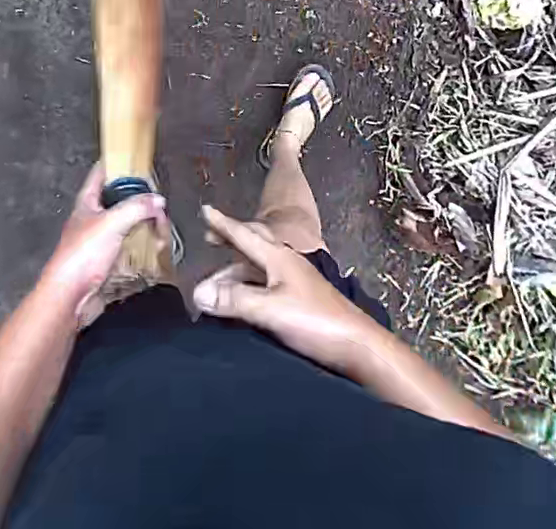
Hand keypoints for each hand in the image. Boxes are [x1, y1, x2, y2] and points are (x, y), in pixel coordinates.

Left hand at [37, 161, 167, 323]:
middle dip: (137, 198)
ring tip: (161, 221)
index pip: (100, 174)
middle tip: (158, 196)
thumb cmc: (83, 253)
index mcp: (87, 203)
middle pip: (116, 200)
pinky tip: (155, 246)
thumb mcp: (112, 222)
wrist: (69, 297)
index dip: (115, 163)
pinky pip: (127, 247)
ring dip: (142, 223)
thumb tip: (159, 201)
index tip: (134, 157)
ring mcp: (98, 241)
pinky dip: (141, 245)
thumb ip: (137, 208)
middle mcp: (91, 219)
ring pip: (124, 224)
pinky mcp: (105, 262)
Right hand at [192, 205, 383, 373]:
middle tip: (209, 239)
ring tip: (214, 286)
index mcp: (279, 256)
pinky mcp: (301, 300)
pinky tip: (243, 302)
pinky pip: (266, 284)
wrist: (358, 345)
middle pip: (253, 245)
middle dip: (230, 240)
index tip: (205, 209)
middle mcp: (287, 262)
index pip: (244, 235)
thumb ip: (234, 300)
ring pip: (258, 268)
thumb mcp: (271, 309)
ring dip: (236, 272)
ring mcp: (295, 281)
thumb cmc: (316, 321)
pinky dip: (248, 287)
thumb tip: (197, 292)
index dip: (223, 224)